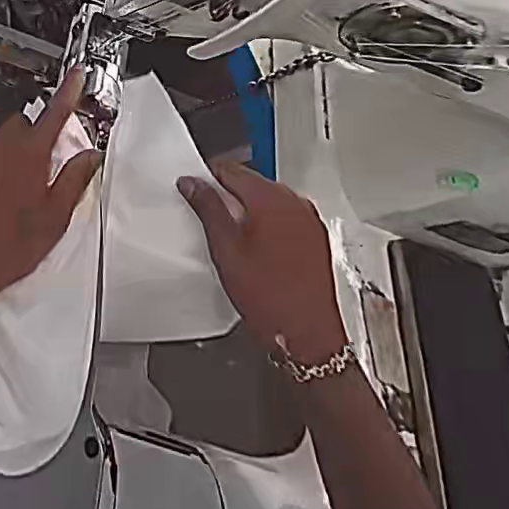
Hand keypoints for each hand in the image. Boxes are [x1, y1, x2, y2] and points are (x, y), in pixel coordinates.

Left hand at [0, 68, 102, 336]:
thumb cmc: (4, 249)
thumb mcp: (54, 219)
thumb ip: (74, 179)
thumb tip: (90, 156)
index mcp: (28, 154)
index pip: (55, 111)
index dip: (69, 90)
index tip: (77, 74)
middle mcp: (0, 148)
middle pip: (28, 123)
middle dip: (43, 135)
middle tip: (55, 162)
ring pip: (8, 138)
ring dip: (22, 150)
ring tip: (30, 189)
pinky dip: (3, 163)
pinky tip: (8, 196)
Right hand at [179, 162, 347, 363]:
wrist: (311, 338)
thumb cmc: (272, 299)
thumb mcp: (226, 251)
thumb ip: (208, 209)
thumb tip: (193, 184)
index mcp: (269, 198)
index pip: (231, 170)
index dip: (208, 178)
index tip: (195, 191)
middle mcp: (294, 202)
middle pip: (251, 183)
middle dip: (229, 197)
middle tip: (213, 224)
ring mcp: (308, 218)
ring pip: (269, 200)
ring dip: (250, 211)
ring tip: (236, 244)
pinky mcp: (316, 236)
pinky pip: (286, 217)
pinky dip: (271, 225)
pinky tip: (261, 253)